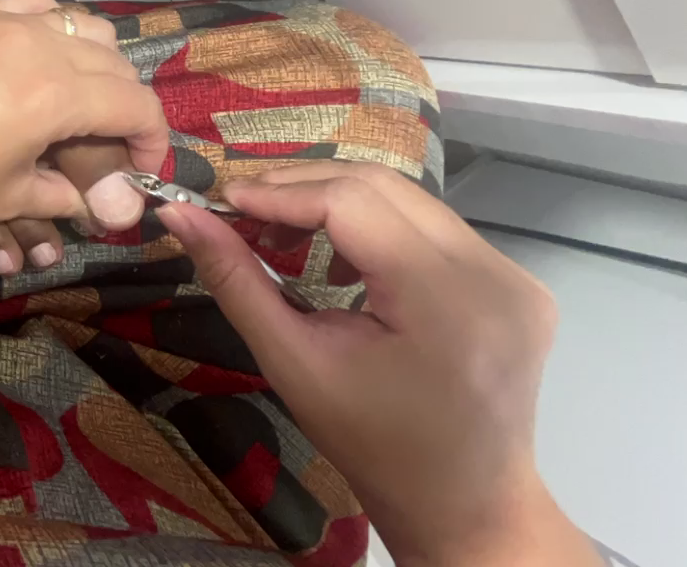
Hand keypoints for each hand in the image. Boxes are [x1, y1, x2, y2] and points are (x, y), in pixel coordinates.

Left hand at [0, 0, 160, 273]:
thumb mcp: (7, 197)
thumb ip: (67, 194)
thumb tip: (103, 204)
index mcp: (56, 94)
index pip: (137, 105)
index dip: (152, 139)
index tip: (141, 167)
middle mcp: (39, 45)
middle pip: (117, 63)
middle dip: (126, 105)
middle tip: (109, 143)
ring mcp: (2, 22)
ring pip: (82, 25)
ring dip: (96, 62)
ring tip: (79, 100)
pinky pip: (33, 5)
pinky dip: (52, 26)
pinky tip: (40, 53)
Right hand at [156, 162, 595, 566]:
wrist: (465, 503)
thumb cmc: (370, 440)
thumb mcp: (288, 359)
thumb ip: (232, 277)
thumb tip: (175, 212)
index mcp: (448, 302)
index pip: (351, 203)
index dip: (278, 193)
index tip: (221, 203)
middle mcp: (494, 274)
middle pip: (377, 185)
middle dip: (297, 186)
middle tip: (240, 211)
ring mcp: (511, 273)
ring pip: (399, 194)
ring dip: (327, 198)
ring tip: (276, 231)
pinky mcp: (509, 277)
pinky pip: (421, 220)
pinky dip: (363, 220)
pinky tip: (331, 255)